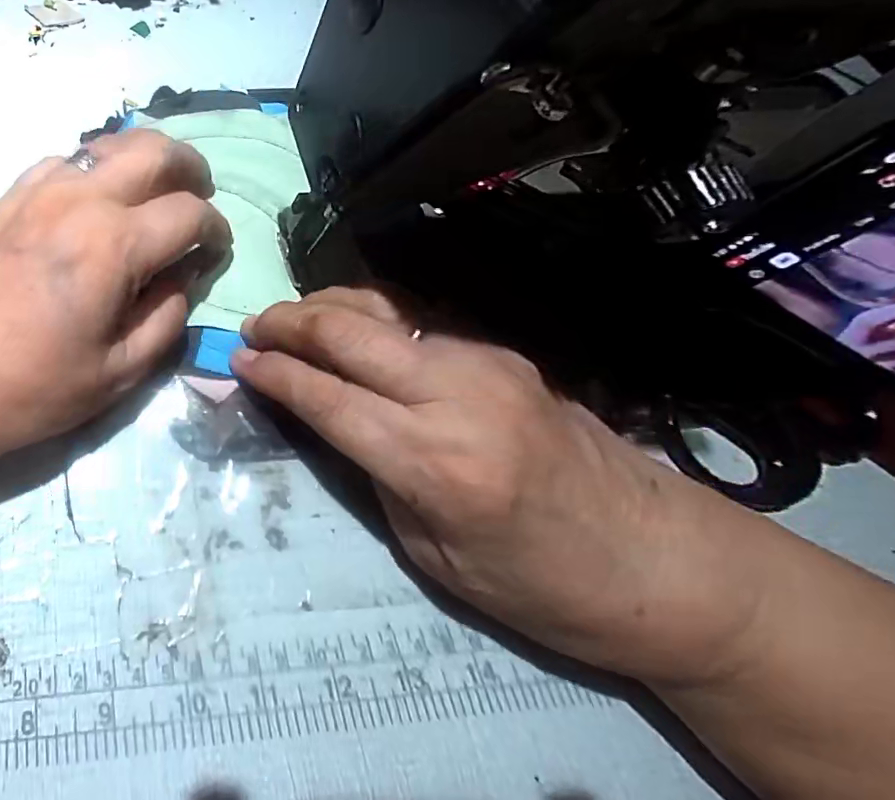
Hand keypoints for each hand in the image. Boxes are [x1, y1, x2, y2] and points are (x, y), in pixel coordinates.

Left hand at [0, 130, 229, 470]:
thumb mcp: (118, 372)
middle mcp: (82, 201)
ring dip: (145, 161)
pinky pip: (68, 160)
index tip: (216, 252)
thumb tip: (185, 275)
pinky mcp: (12, 195)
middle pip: (157, 150)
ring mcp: (41, 190)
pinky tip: (96, 202)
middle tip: (199, 196)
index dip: (216, 230)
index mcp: (113, 245)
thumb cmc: (29, 386)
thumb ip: (167, 317)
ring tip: (152, 195)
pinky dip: (98, 169)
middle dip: (191, 169)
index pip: (190, 213)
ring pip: (111, 143)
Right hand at [232, 287, 781, 687]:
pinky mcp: (505, 352)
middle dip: (291, 321)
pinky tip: (353, 325)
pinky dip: (373, 316)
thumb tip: (332, 420)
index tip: (238, 359)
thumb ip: (377, 475)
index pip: (329, 397)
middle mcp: (456, 393)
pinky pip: (420, 322)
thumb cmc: (540, 586)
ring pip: (386, 311)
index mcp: (434, 462)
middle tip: (254, 326)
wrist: (655, 558)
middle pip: (351, 333)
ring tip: (292, 318)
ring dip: (330, 307)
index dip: (276, 373)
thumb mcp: (435, 554)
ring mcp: (485, 361)